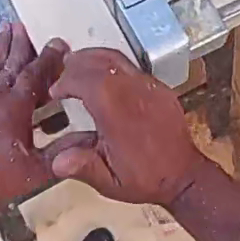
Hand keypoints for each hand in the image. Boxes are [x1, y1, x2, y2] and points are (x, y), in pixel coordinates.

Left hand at [0, 24, 67, 212]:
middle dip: (20, 43)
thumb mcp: (36, 170)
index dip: (47, 58)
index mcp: (13, 108)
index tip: (58, 44)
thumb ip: (63, 151)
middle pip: (9, 62)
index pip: (34, 75)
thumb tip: (90, 138)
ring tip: (5, 28)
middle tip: (25, 26)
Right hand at [44, 48, 215, 205]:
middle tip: (61, 74)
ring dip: (93, 59)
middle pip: (100, 63)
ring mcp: (150, 88)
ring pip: (118, 59)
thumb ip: (82, 168)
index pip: (86, 80)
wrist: (184, 177)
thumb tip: (57, 162)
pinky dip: (112, 66)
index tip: (54, 91)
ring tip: (77, 66)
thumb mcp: (109, 181)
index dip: (65, 82)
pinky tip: (104, 77)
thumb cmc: (147, 179)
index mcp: (118, 113)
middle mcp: (135, 94)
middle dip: (76, 65)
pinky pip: (133, 67)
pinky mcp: (160, 89)